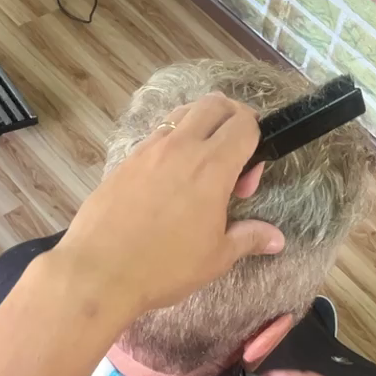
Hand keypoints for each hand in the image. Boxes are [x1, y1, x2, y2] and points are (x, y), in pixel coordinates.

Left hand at [53, 93, 284, 320]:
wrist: (98, 272)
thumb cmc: (164, 267)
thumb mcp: (216, 258)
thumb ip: (249, 238)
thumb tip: (277, 239)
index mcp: (211, 166)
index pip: (245, 123)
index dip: (256, 145)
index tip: (245, 184)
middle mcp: (180, 147)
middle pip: (216, 104)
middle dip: (233, 122)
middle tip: (230, 165)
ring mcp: (148, 149)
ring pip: (183, 114)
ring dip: (201, 128)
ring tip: (198, 170)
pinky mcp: (125, 160)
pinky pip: (156, 136)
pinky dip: (172, 145)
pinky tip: (166, 185)